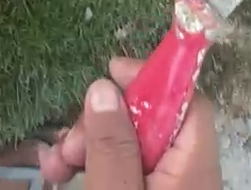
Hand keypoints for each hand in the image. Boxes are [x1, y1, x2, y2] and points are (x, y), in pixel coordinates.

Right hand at [37, 58, 219, 189]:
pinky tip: (63, 171)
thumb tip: (103, 86)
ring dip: (90, 144)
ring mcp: (166, 188)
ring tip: (56, 163)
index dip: (152, 76)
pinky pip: (123, 170)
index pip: (187, 100)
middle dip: (104, 119)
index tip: (111, 71)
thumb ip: (112, 147)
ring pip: (130, 146)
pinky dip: (95, 164)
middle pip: (151, 121)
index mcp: (194, 168)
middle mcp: (187, 175)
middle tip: (71, 141)